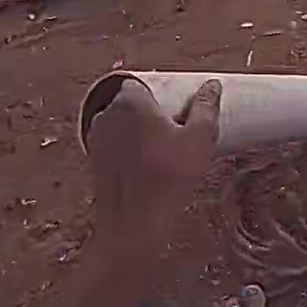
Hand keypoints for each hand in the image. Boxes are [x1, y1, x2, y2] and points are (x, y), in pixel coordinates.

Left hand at [86, 78, 221, 226]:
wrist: (135, 223)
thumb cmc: (170, 176)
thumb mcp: (200, 138)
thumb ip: (206, 107)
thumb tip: (211, 85)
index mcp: (131, 102)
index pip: (142, 83)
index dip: (160, 92)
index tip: (178, 105)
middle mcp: (107, 115)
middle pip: (131, 103)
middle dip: (151, 110)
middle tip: (177, 126)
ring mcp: (97, 138)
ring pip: (122, 123)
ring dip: (139, 129)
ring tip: (165, 145)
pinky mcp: (95, 160)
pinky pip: (115, 143)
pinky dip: (129, 147)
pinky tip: (149, 162)